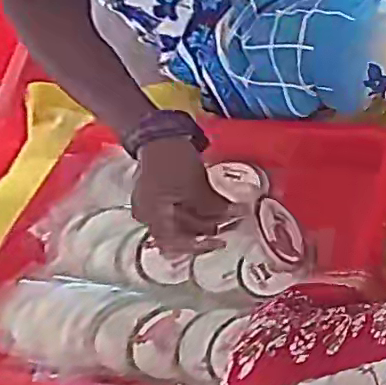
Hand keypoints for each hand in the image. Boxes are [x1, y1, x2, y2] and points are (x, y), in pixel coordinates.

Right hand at [130, 136, 230, 253]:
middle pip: (182, 234)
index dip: (198, 246)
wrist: (162, 138)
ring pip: (187, 223)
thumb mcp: (195, 188)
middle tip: (233, 223)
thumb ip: (212, 208)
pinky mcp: (168, 196)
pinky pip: (187, 210)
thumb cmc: (174, 163)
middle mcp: (151, 215)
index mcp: (152, 215)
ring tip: (233, 213)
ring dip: (210, 220)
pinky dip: (205, 210)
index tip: (221, 243)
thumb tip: (234, 218)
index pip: (174, 243)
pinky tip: (222, 207)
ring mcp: (159, 205)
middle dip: (209, 230)